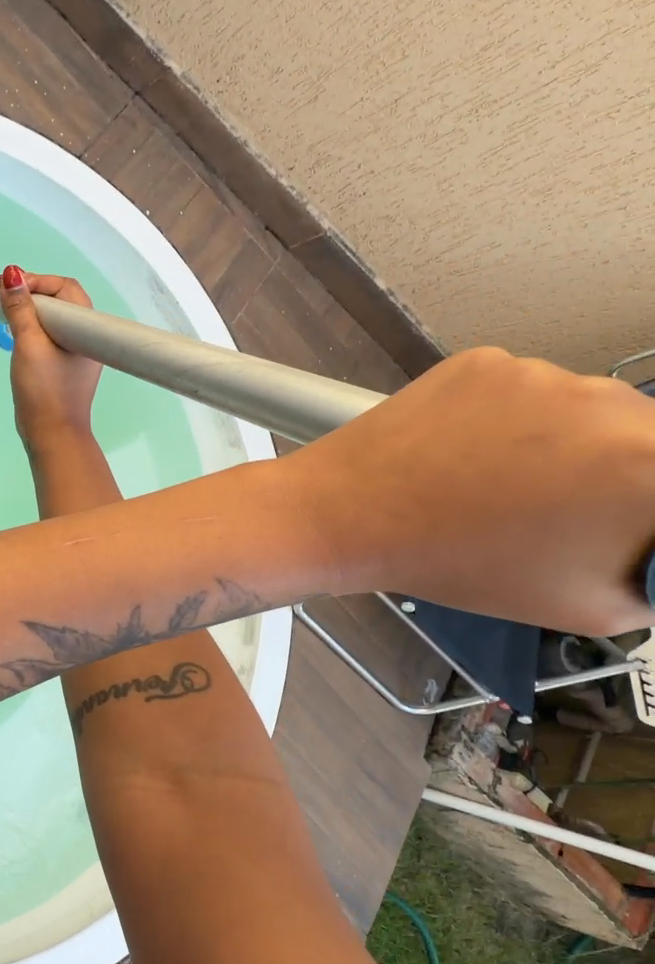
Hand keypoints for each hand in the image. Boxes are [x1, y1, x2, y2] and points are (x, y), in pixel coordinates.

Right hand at [0, 266, 102, 451]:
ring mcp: (74, 349)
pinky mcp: (62, 363)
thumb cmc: (43, 389)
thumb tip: (11, 274)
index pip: (63, 287)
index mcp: (85, 326)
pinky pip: (48, 333)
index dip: (35, 281)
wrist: (50, 432)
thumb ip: (20, 308)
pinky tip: (15, 332)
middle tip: (0, 294)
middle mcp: (84, 334)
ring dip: (28, 310)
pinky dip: (30, 326)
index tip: (6, 285)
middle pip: (59, 299)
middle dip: (29, 292)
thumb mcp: (28, 344)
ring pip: (51, 317)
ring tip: (4, 311)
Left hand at [282, 347, 654, 635]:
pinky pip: (519, 389)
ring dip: (563, 436)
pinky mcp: (481, 361)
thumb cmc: (458, 564)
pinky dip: (505, 414)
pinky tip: (465, 448)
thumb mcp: (597, 602)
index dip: (643, 501)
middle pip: (648, 433)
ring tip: (499, 478)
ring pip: (582, 407)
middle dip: (623, 467)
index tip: (618, 514)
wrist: (340, 516)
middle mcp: (613, 401)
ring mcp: (539, 373)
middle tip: (563, 502)